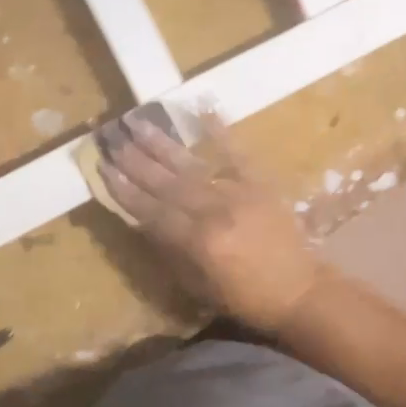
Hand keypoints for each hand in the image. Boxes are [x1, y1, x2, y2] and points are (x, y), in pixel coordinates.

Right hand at [99, 114, 323, 331]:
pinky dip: (220, 130)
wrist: (301, 292)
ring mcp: (239, 194)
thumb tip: (146, 225)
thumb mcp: (202, 287)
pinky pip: (237, 154)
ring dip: (163, 144)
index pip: (154, 212)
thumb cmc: (248, 299)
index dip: (127, 192)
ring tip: (137, 122)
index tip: (104, 171)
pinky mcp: (260, 184)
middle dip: (137, 162)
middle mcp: (215, 212)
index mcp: (200, 242)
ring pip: (193, 165)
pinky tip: (202, 108)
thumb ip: (173, 254)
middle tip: (112, 140)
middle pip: (168, 183)